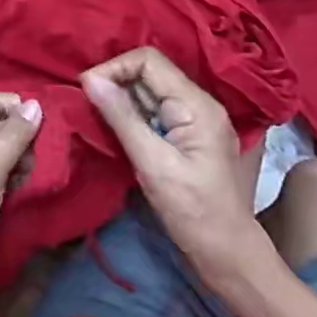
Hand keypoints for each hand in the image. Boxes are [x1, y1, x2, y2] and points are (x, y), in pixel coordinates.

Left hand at [0, 92, 42, 307]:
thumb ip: (13, 137)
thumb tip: (37, 104)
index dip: (15, 107)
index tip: (45, 121)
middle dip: (21, 133)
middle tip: (38, 151)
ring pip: (6, 144)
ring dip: (23, 154)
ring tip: (29, 170)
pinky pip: (7, 166)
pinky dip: (20, 170)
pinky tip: (26, 181)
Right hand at [80, 48, 259, 272]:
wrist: (228, 255)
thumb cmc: (192, 211)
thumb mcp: (153, 164)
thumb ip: (122, 118)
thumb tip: (90, 79)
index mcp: (196, 104)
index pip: (149, 61)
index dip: (115, 67)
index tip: (87, 89)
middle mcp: (198, 103)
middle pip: (149, 73)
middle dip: (115, 83)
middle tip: (88, 105)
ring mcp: (195, 119)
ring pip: (150, 92)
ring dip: (121, 100)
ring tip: (97, 117)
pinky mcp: (188, 135)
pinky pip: (155, 111)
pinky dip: (132, 116)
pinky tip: (117, 130)